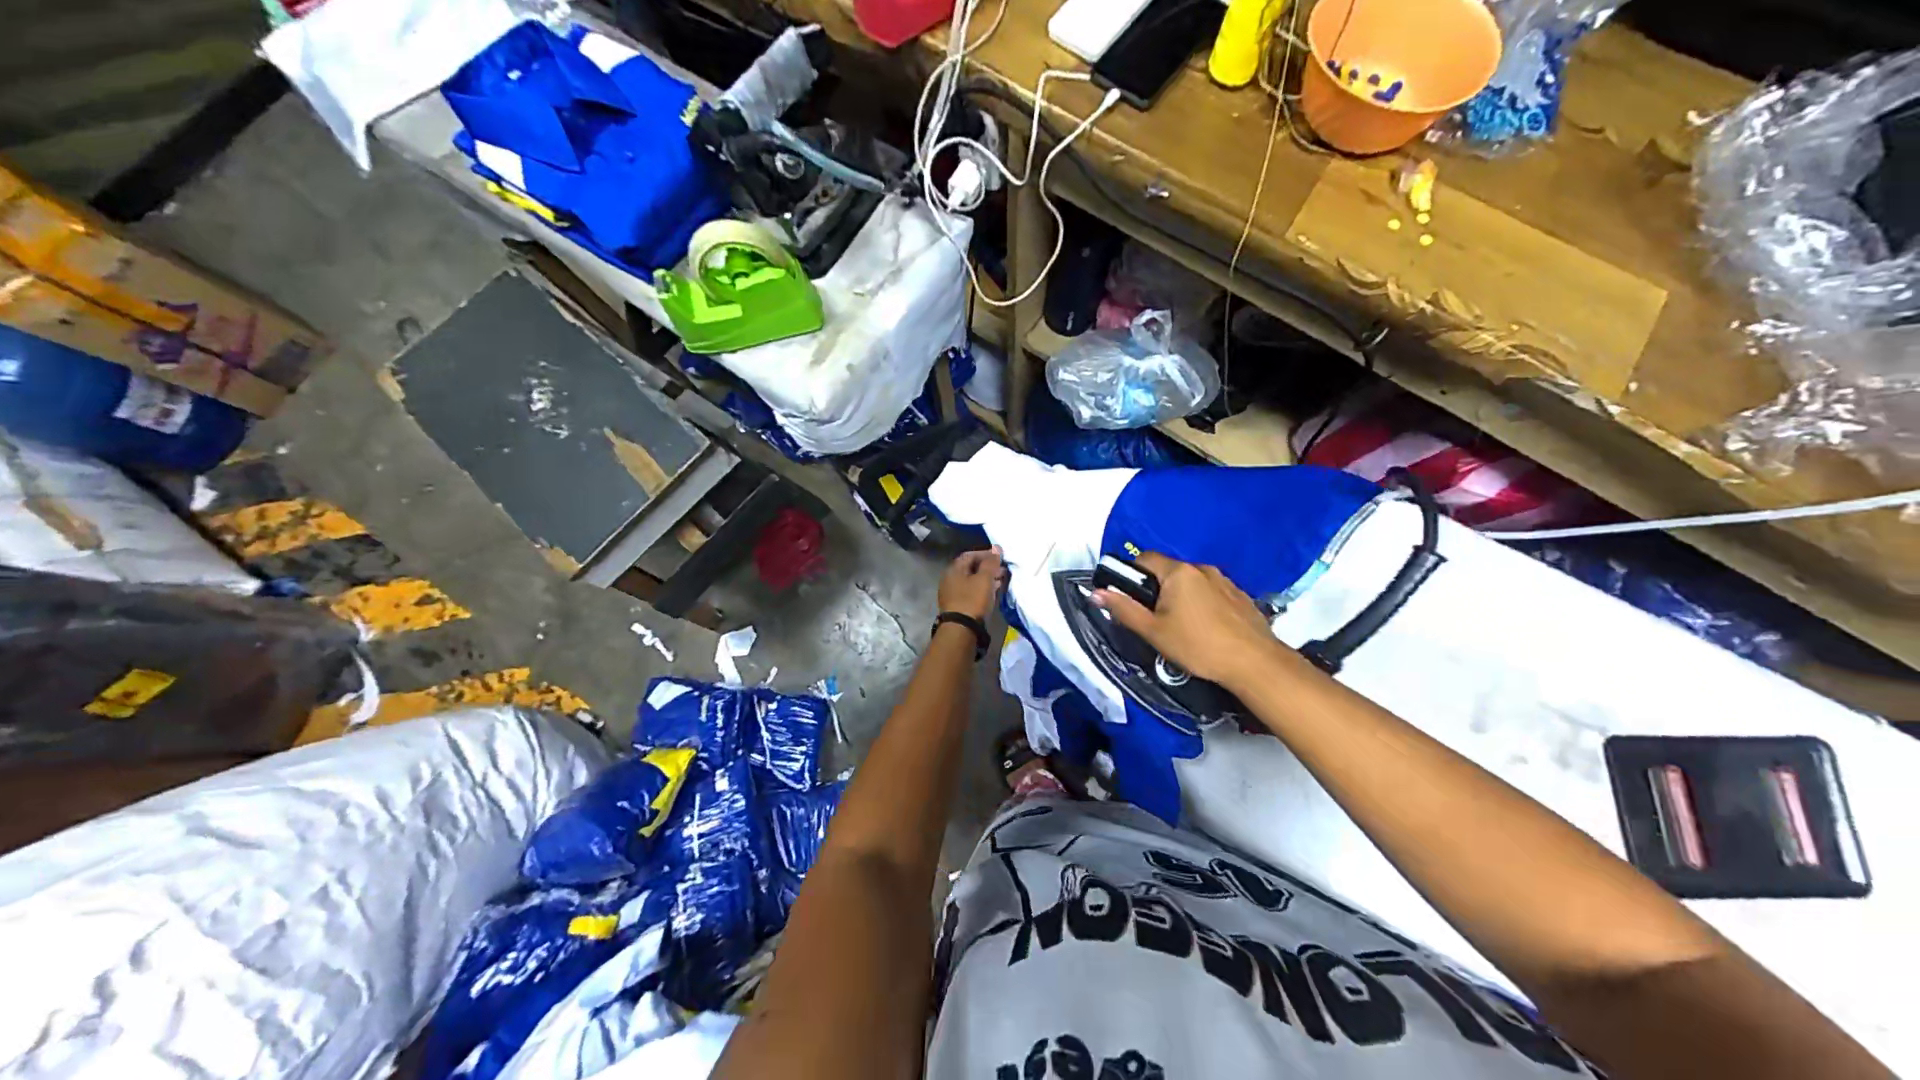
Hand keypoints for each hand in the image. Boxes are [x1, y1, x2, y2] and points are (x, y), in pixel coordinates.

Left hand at [937, 547, 1005, 622]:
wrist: (961, 629)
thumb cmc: (973, 600)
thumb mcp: (984, 579)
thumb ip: (991, 562)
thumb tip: (996, 547)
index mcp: (953, 569)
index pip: (970, 555)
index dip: (986, 554)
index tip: (1000, 557)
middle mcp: (949, 579)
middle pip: (970, 568)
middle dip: (987, 567)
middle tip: (1002, 570)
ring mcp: (952, 593)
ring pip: (971, 581)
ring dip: (986, 579)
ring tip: (1000, 581)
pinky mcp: (957, 605)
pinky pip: (971, 592)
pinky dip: (982, 589)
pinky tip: (992, 593)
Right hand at [1092, 552, 1285, 688]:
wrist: (1254, 662)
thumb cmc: (1197, 645)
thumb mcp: (1154, 631)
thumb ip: (1124, 609)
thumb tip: (1096, 592)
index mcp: (1178, 572)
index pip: (1145, 558)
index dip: (1132, 574)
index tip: (1130, 598)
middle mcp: (1201, 568)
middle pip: (1169, 570)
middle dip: (1157, 588)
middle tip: (1154, 618)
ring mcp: (1225, 580)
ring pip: (1191, 582)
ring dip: (1181, 596)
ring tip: (1181, 626)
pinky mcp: (1240, 595)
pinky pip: (1211, 592)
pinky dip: (1202, 603)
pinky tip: (1206, 628)